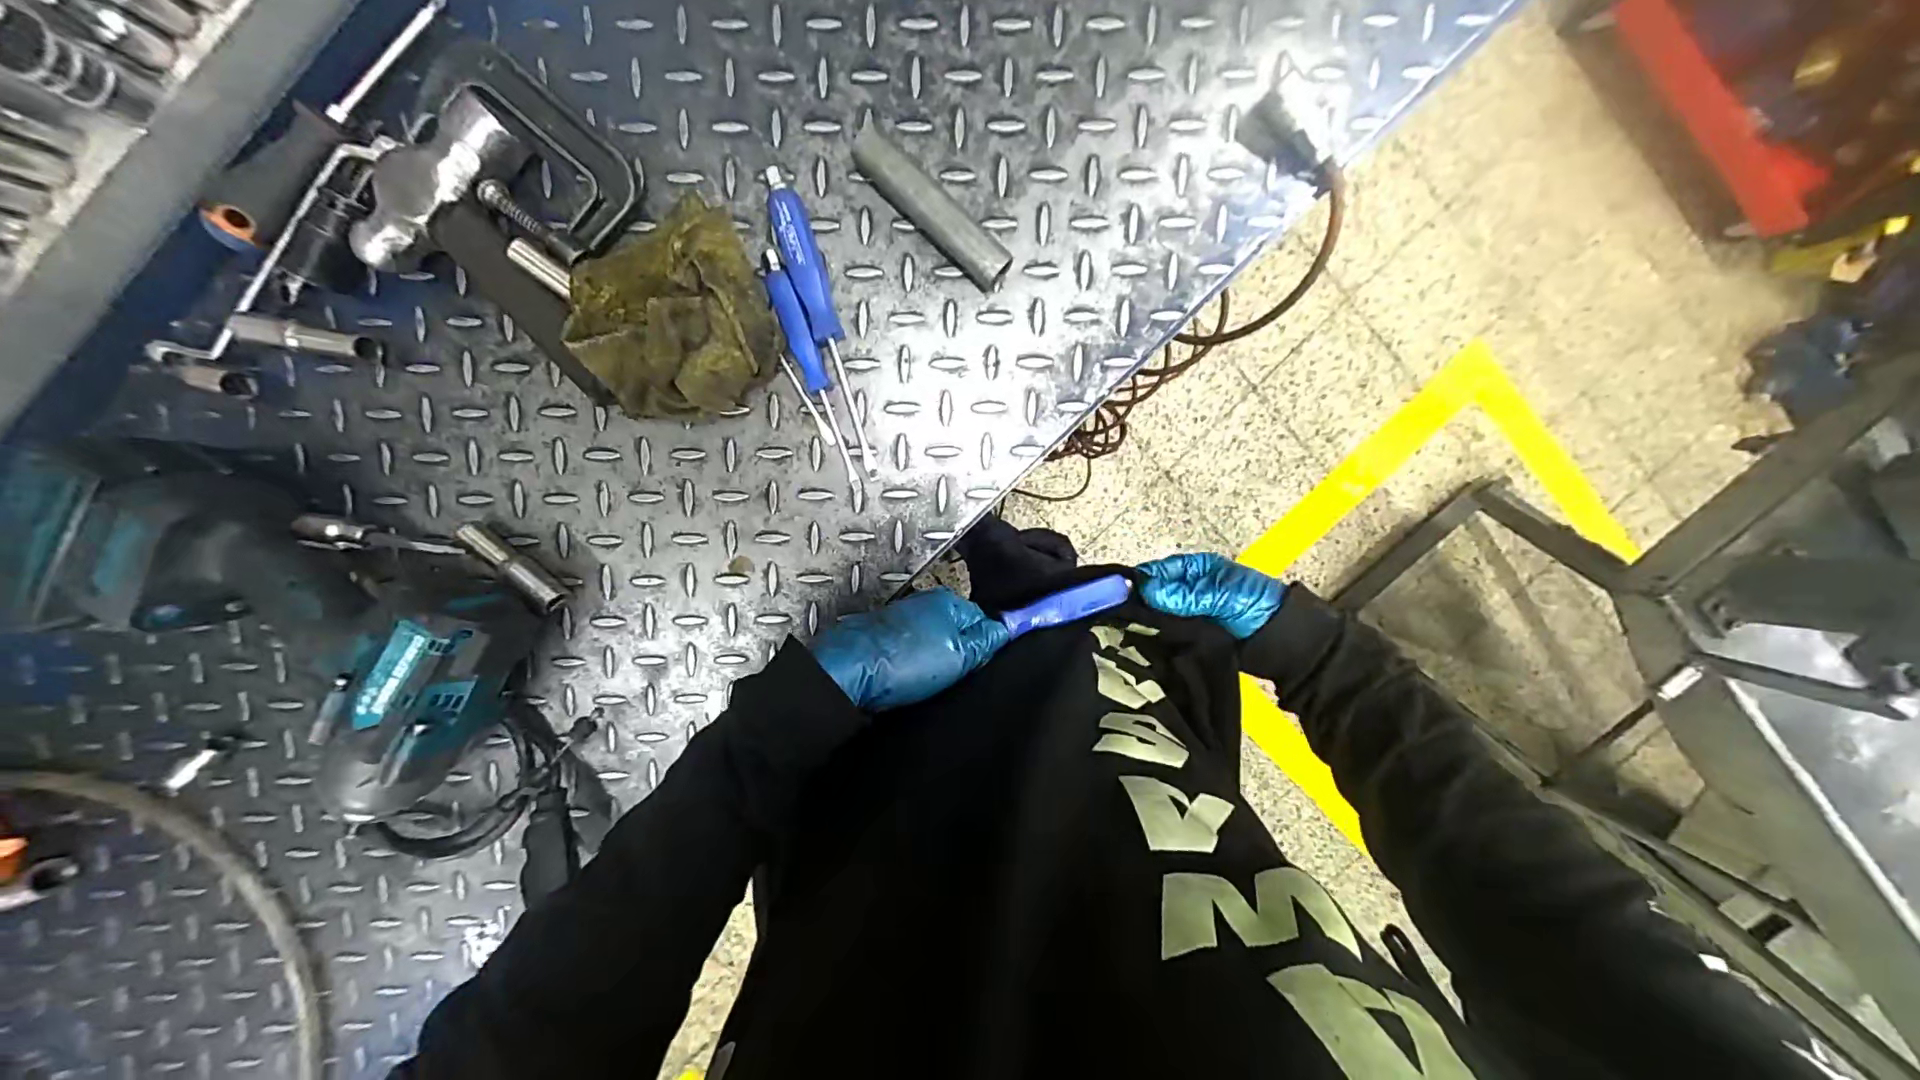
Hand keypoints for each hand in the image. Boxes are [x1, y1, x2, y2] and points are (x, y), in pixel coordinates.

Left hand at [809, 587, 1011, 710]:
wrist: (849, 673)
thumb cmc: (902, 663)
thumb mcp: (960, 656)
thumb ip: (988, 640)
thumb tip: (1007, 628)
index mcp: (948, 600)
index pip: (984, 622)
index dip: (984, 647)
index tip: (979, 665)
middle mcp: (923, 603)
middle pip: (957, 632)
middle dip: (958, 654)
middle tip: (952, 676)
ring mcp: (901, 618)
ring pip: (932, 643)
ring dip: (932, 662)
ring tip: (924, 679)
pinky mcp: (882, 636)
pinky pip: (909, 651)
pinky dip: (910, 665)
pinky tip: (905, 678)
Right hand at [1136, 553, 1286, 638]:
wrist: (1281, 642)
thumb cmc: (1256, 606)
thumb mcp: (1220, 595)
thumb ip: (1186, 595)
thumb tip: (1148, 591)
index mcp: (1197, 569)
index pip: (1160, 569)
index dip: (1142, 579)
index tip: (1122, 591)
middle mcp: (1188, 587)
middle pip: (1154, 591)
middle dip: (1140, 600)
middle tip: (1121, 612)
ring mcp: (1187, 610)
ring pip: (1157, 612)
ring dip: (1146, 620)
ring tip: (1129, 628)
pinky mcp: (1188, 632)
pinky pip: (1165, 631)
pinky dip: (1156, 635)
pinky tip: (1144, 640)